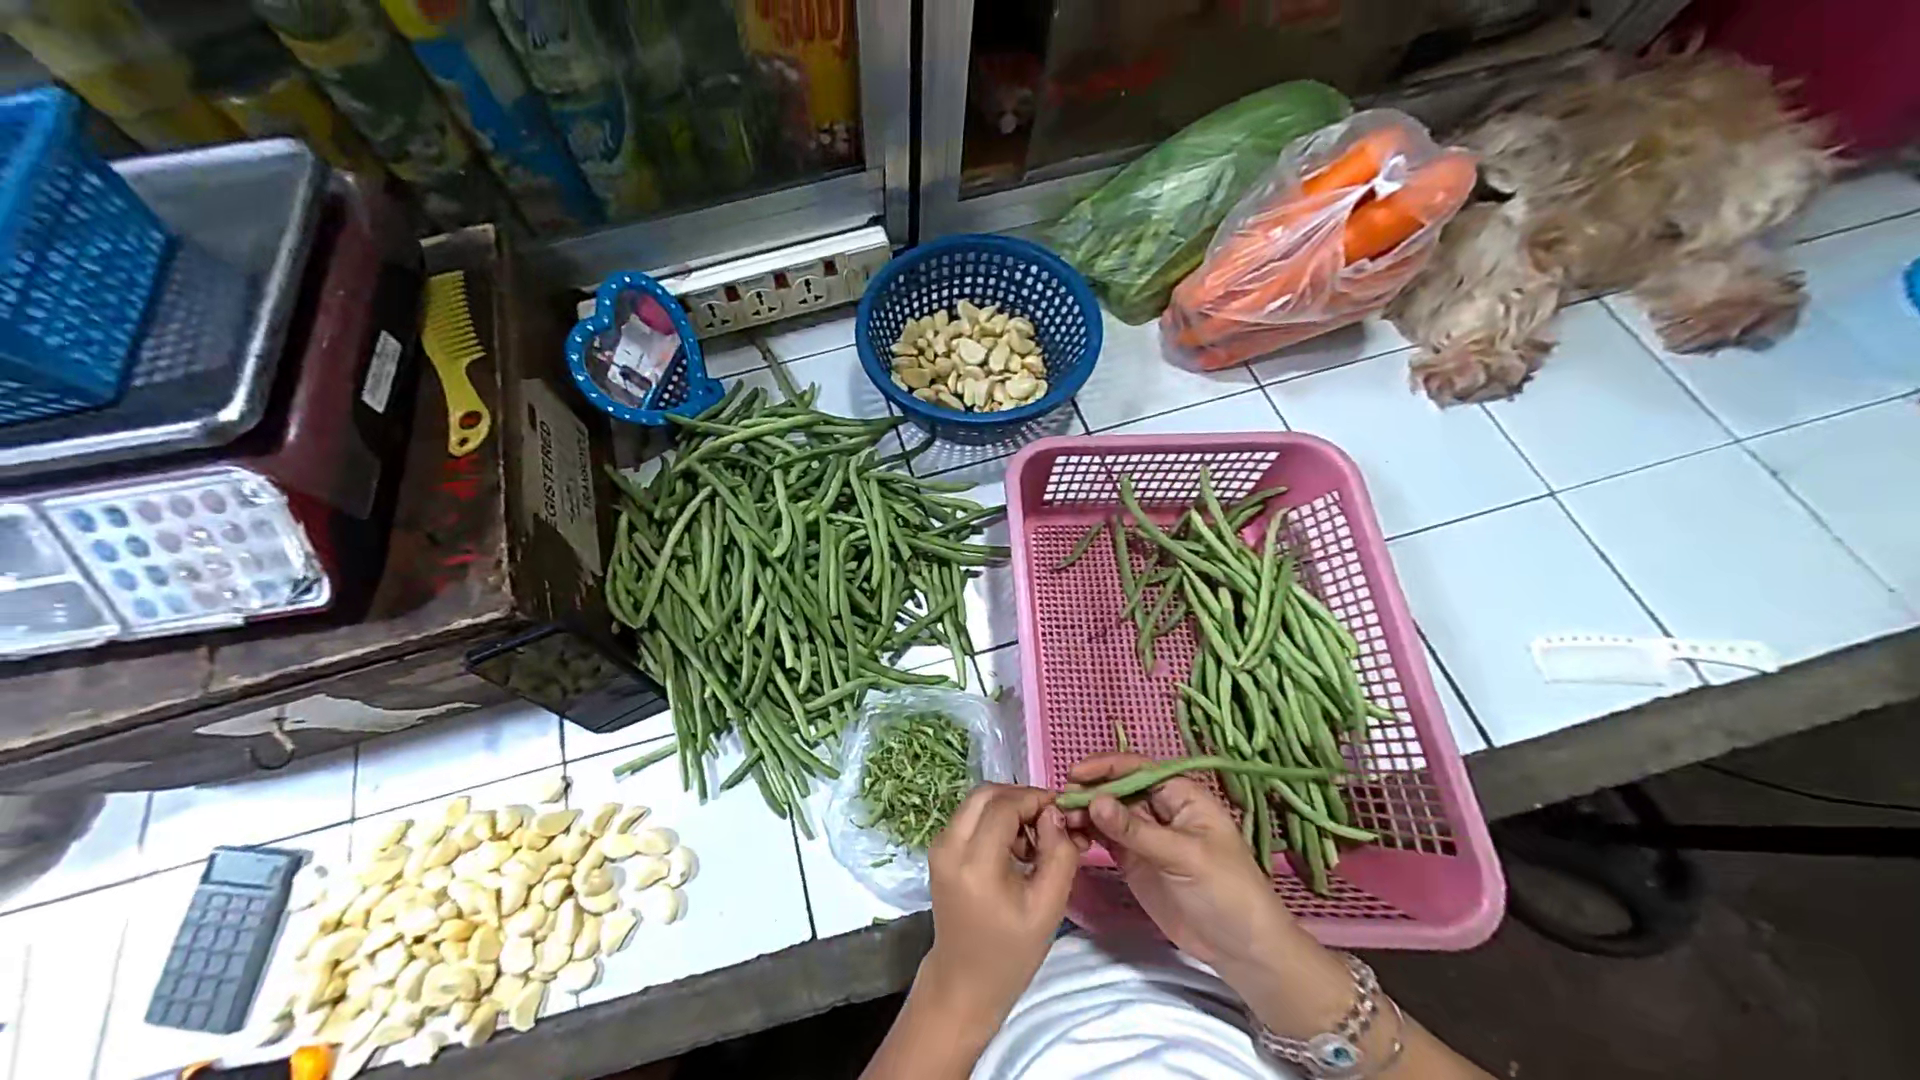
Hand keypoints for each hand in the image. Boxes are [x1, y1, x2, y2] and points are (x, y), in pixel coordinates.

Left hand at [919, 783, 1078, 1025]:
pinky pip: (968, 815)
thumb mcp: (1048, 907)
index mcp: (975, 864)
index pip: (1004, 806)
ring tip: (1032, 839)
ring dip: (1006, 807)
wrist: (964, 980)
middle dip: (1020, 798)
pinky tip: (1013, 846)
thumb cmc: (1010, 951)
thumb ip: (1059, 855)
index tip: (1060, 812)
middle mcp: (949, 846)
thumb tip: (1054, 814)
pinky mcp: (939, 849)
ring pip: (976, 801)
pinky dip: (993, 817)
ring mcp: (939, 846)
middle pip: (986, 793)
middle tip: (1046, 821)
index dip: (1034, 800)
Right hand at [1062, 753, 1293, 971]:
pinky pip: (1104, 837)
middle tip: (1060, 803)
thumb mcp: (1184, 856)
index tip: (1075, 774)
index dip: (1106, 767)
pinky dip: (1086, 833)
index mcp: (1179, 794)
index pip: (1137, 769)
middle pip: (1116, 788)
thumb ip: (1137, 830)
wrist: (1242, 949)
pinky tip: (1069, 835)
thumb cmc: (1227, 891)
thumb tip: (1095, 801)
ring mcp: (1143, 834)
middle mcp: (1158, 808)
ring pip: (1106, 812)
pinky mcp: (1132, 859)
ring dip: (1083, 812)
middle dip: (1089, 791)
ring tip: (1060, 820)